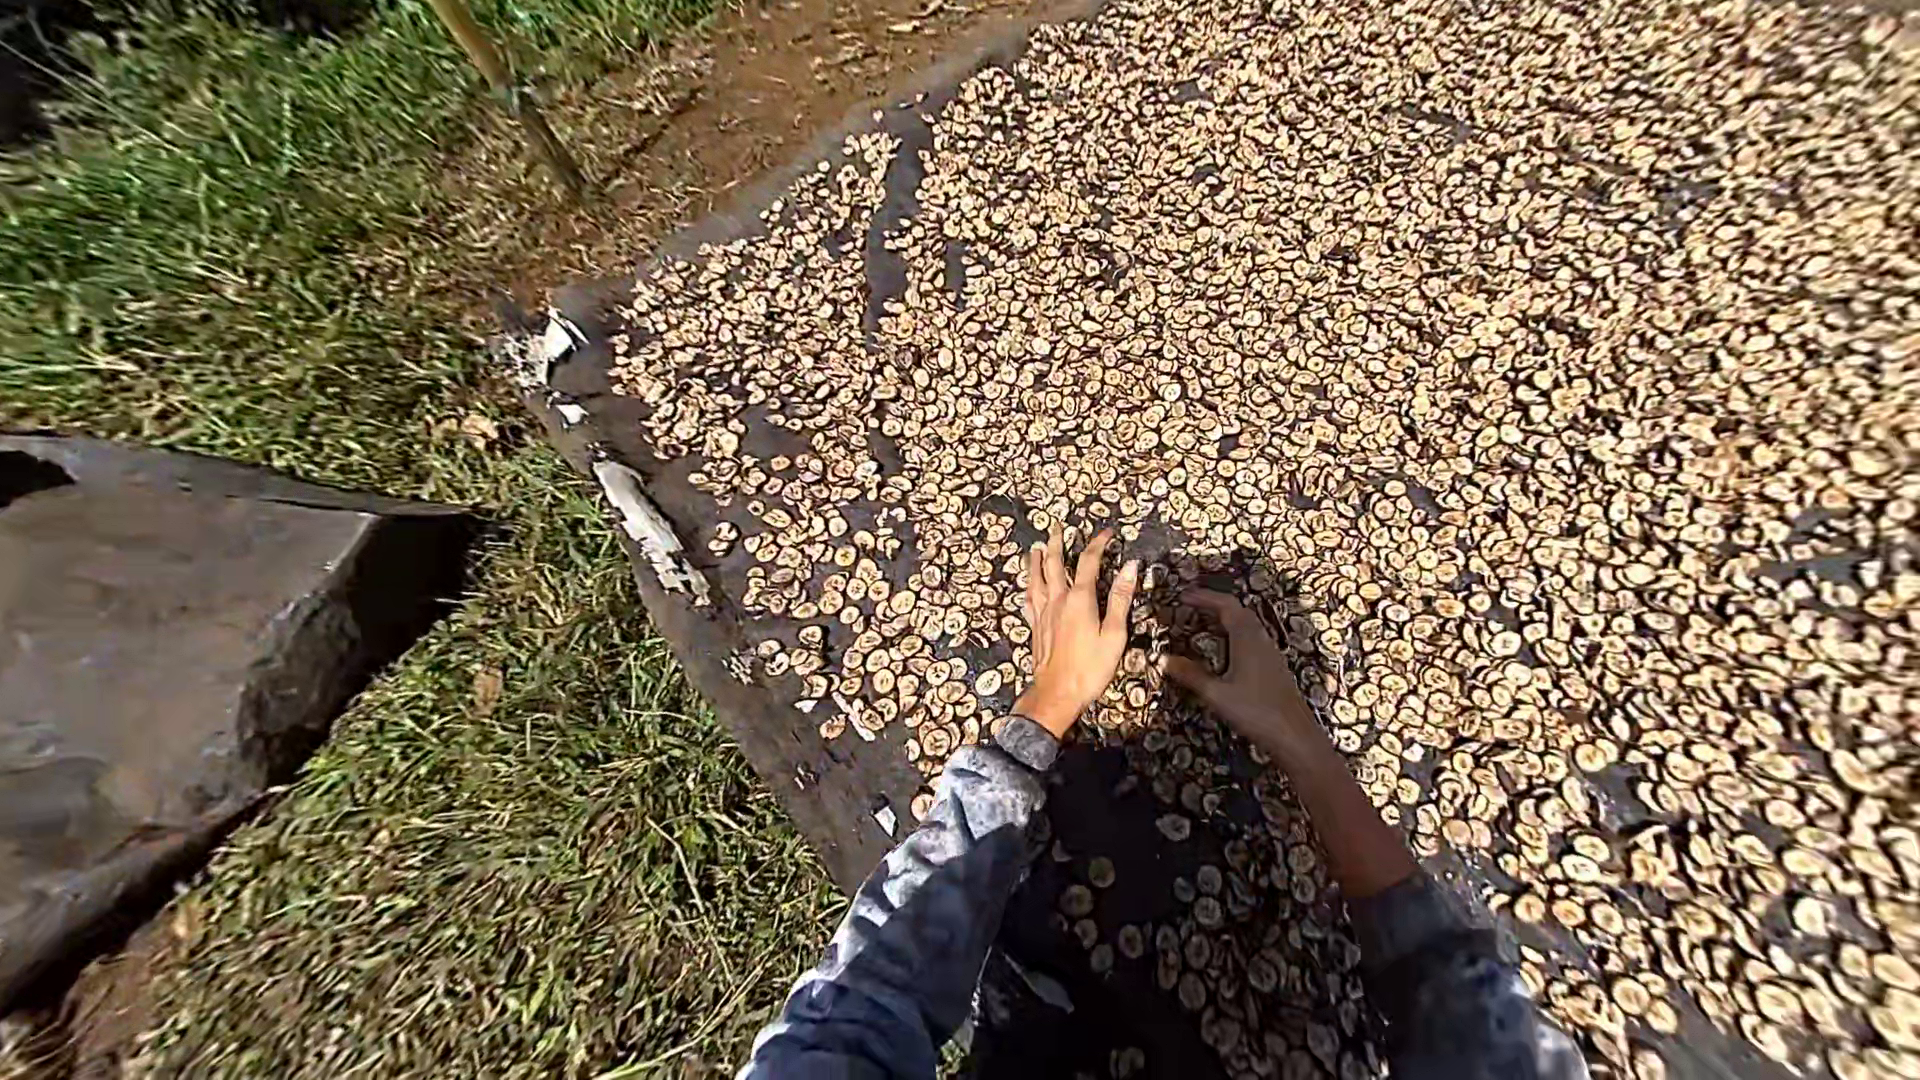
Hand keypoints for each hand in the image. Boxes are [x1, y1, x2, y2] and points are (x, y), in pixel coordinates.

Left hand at [1015, 525, 1138, 737]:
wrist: (1056, 693)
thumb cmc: (1090, 668)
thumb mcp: (1114, 634)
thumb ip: (1120, 598)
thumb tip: (1130, 567)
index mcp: (1080, 599)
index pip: (1088, 561)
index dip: (1098, 544)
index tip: (1107, 533)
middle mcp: (1057, 600)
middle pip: (1054, 563)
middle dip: (1057, 542)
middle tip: (1058, 527)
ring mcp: (1042, 612)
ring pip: (1036, 578)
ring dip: (1036, 560)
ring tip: (1035, 548)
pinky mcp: (1035, 625)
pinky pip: (1028, 598)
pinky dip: (1028, 586)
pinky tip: (1027, 586)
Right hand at [1161, 588, 1326, 763]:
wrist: (1296, 739)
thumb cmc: (1256, 712)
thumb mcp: (1216, 694)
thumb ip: (1190, 675)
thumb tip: (1163, 659)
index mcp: (1247, 639)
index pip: (1227, 605)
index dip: (1205, 597)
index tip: (1183, 595)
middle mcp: (1261, 640)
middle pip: (1238, 611)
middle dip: (1213, 604)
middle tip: (1189, 606)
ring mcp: (1270, 654)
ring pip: (1246, 625)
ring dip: (1224, 619)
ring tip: (1201, 624)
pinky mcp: (1273, 667)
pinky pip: (1250, 639)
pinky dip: (1232, 634)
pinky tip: (1222, 650)